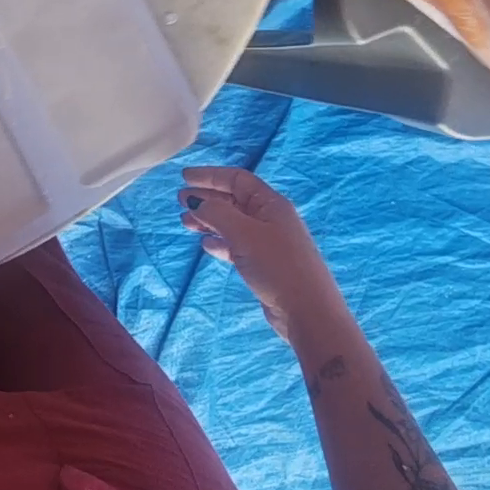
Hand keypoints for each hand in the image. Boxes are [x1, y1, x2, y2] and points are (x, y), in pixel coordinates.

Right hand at [179, 167, 343, 342]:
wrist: (308, 313)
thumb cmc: (276, 266)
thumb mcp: (243, 233)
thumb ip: (216, 213)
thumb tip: (197, 202)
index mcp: (270, 204)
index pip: (237, 179)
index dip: (210, 176)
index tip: (184, 177)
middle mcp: (270, 218)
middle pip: (233, 200)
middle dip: (206, 198)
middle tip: (180, 200)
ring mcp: (269, 242)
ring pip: (232, 223)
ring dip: (209, 221)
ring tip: (186, 223)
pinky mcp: (265, 264)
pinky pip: (237, 244)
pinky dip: (220, 242)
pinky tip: (206, 245)